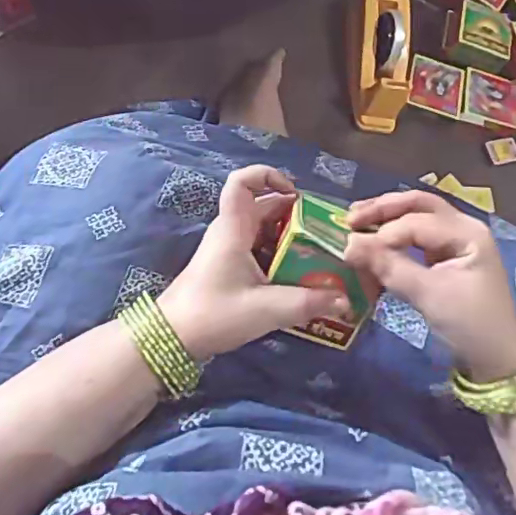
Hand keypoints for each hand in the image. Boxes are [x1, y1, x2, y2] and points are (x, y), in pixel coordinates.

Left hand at [157, 165, 350, 360]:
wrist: (172, 338)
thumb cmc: (213, 313)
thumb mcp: (266, 309)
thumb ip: (307, 304)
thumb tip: (344, 300)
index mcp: (234, 227)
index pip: (242, 181)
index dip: (268, 176)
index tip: (296, 195)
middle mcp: (231, 230)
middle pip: (263, 205)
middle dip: (294, 213)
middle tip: (322, 232)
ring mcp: (228, 248)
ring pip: (263, 228)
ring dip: (289, 236)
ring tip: (317, 254)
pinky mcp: (229, 266)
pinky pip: (259, 247)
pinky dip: (279, 253)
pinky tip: (298, 275)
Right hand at [344, 191, 515, 381]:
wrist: (497, 358)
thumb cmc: (469, 325)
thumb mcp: (429, 296)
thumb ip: (389, 267)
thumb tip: (349, 244)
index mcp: (467, 232)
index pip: (417, 222)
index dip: (384, 233)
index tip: (354, 249)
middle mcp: (462, 226)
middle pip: (418, 204)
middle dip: (383, 208)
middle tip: (350, 219)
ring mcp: (455, 238)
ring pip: (416, 214)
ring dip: (386, 215)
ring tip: (355, 220)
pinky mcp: (446, 253)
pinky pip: (416, 233)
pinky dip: (394, 232)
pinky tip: (373, 238)